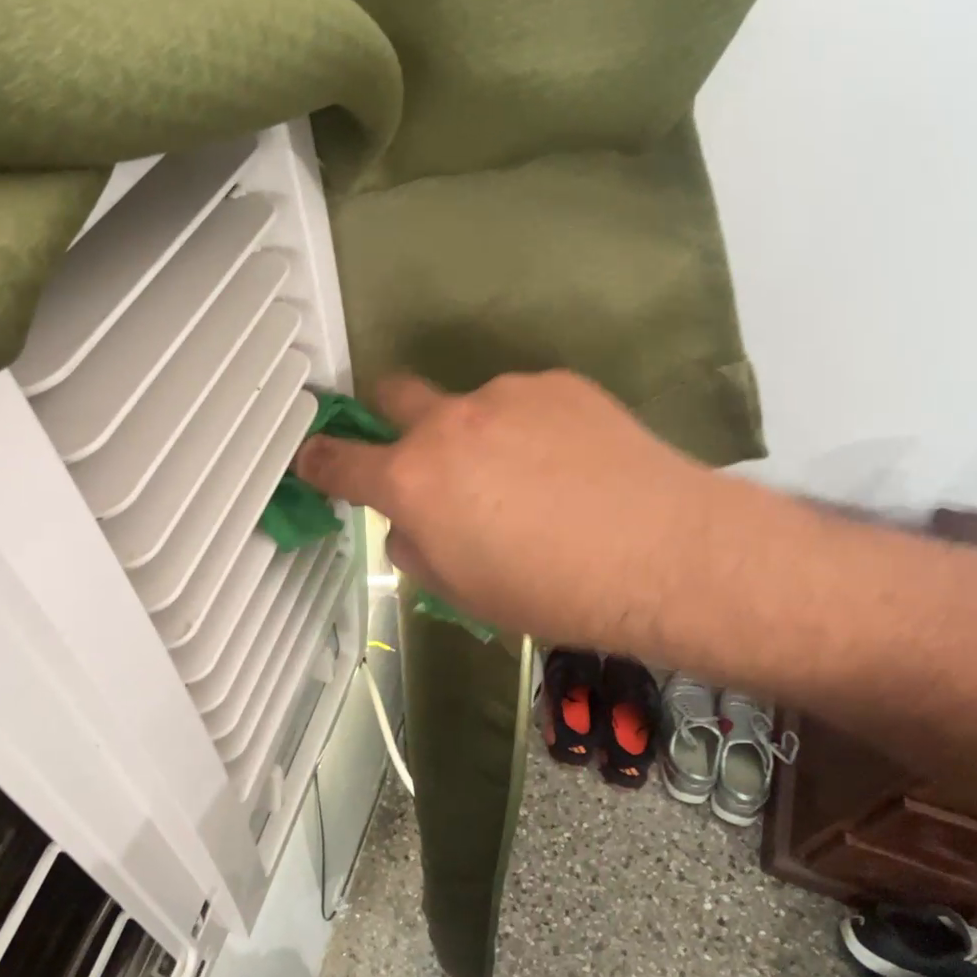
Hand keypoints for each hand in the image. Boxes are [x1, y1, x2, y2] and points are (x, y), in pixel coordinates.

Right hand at [295, 371, 735, 651]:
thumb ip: (417, 548)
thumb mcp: (462, 592)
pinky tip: (571, 463)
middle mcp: (446, 424)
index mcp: (411, 480)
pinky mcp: (559, 384)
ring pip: (469, 405)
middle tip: (420, 452)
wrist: (665, 554)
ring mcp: (504, 396)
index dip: (318, 460)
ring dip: (478, 433)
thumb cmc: (550, 591)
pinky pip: (523, 403)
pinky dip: (529, 427)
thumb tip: (411, 524)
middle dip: (390, 415)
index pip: (339, 462)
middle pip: (393, 393)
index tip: (312, 457)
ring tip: (533, 478)